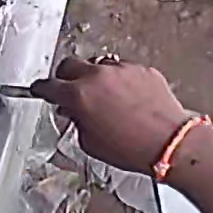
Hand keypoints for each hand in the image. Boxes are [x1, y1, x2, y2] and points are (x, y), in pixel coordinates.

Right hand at [30, 57, 197, 174]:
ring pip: (97, 65)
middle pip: (68, 65)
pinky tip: (126, 97)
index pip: (48, 86)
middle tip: (69, 89)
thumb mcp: (89, 143)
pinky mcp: (141, 70)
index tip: (41, 90)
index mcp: (78, 95)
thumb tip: (74, 112)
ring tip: (103, 94)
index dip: (42, 90)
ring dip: (94, 76)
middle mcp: (96, 77)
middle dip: (65, 77)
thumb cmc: (132, 148)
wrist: (171, 144)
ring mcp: (120, 70)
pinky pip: (122, 69)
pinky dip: (120, 80)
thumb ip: (76, 121)